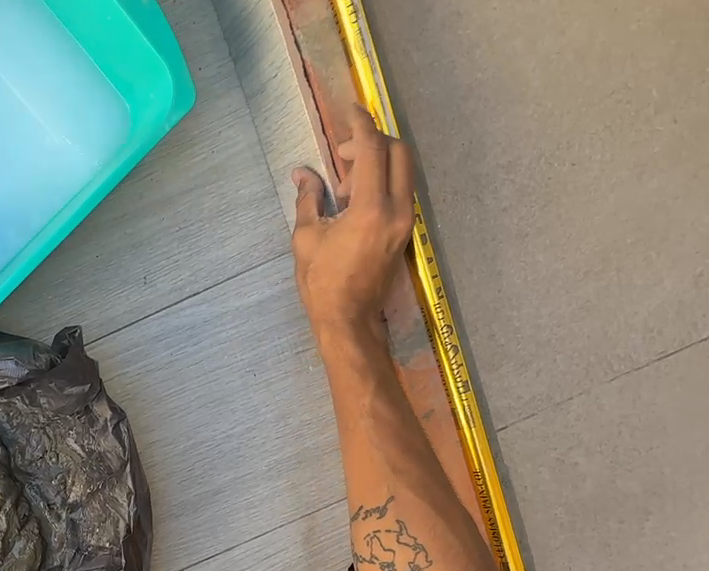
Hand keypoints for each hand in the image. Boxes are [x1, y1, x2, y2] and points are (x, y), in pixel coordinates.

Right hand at [290, 105, 415, 355]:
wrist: (348, 320)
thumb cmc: (322, 283)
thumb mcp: (306, 239)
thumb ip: (308, 199)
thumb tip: (302, 173)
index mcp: (370, 208)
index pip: (372, 149)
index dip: (360, 125)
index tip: (350, 112)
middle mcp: (397, 209)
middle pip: (398, 152)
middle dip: (372, 142)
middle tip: (342, 156)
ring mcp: (405, 221)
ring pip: (403, 171)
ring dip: (376, 164)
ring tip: (344, 187)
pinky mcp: (404, 231)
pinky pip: (400, 190)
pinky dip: (381, 183)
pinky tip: (355, 201)